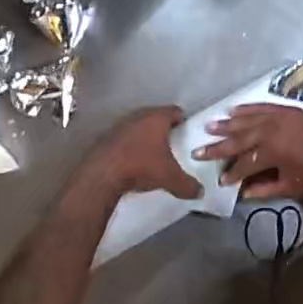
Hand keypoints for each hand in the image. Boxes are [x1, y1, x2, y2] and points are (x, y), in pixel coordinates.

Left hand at [74, 106, 201, 201]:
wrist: (102, 174)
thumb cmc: (141, 166)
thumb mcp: (170, 178)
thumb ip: (187, 184)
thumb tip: (200, 192)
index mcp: (156, 118)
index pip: (175, 111)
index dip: (183, 121)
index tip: (188, 132)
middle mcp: (138, 116)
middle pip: (156, 117)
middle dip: (164, 129)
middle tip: (173, 144)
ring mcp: (120, 125)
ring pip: (139, 126)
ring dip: (145, 136)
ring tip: (153, 153)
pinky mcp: (106, 137)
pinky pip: (125, 138)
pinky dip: (131, 145)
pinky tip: (133, 160)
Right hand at [195, 104, 302, 199]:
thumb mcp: (293, 186)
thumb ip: (266, 188)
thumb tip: (244, 192)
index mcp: (271, 151)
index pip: (243, 164)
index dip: (231, 174)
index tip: (221, 181)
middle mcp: (269, 130)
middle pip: (238, 139)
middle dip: (218, 146)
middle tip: (198, 149)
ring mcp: (277, 117)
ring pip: (246, 119)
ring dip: (227, 124)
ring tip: (209, 125)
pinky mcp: (286, 109)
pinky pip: (261, 107)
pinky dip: (246, 108)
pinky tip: (234, 109)